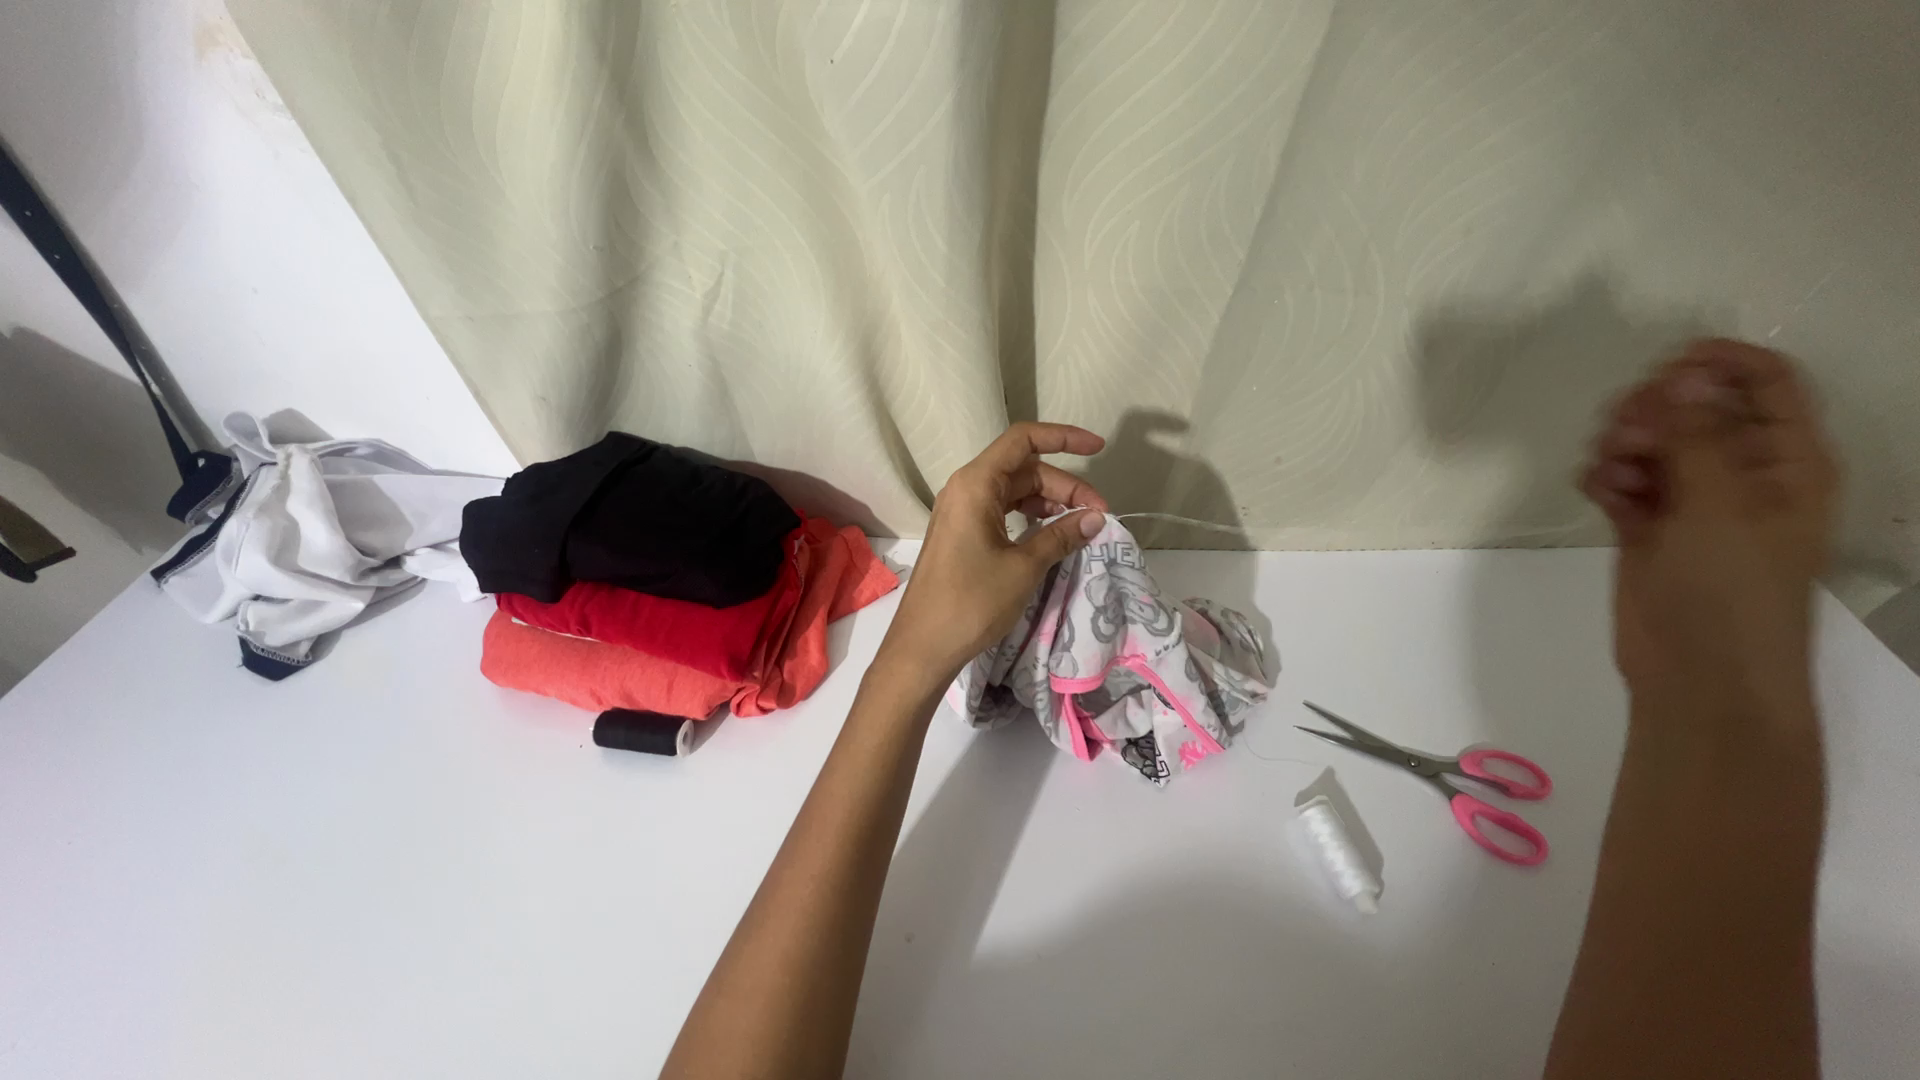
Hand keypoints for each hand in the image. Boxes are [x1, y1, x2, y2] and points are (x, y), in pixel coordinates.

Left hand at [874, 422, 1109, 687]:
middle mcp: (965, 489)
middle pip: (1024, 469)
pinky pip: (1002, 512)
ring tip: (1081, 526)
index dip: (1063, 437)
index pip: (1023, 440)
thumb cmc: (971, 602)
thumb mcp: (1024, 567)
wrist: (923, 646)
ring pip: (1014, 492)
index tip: (1098, 448)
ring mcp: (961, 512)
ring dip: (1050, 502)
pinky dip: (1030, 517)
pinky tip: (1052, 535)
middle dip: (1064, 485)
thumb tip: (1096, 518)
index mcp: (975, 484)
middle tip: (1099, 515)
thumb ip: (1061, 536)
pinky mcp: (962, 535)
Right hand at [1580, 339, 1837, 728]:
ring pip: (1649, 443)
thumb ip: (1698, 434)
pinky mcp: (1645, 526)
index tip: (1662, 364)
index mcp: (1786, 461)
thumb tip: (1682, 371)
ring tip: (1614, 472)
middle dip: (1653, 409)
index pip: (1764, 383)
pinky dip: (1605, 479)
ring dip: (1622, 446)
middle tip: (1626, 431)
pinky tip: (1600, 493)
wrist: (1697, 672)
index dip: (1719, 362)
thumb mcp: (1720, 504)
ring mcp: (1690, 501)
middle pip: (1693, 408)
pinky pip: (1620, 481)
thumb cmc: (1729, 588)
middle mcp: (1740, 472)